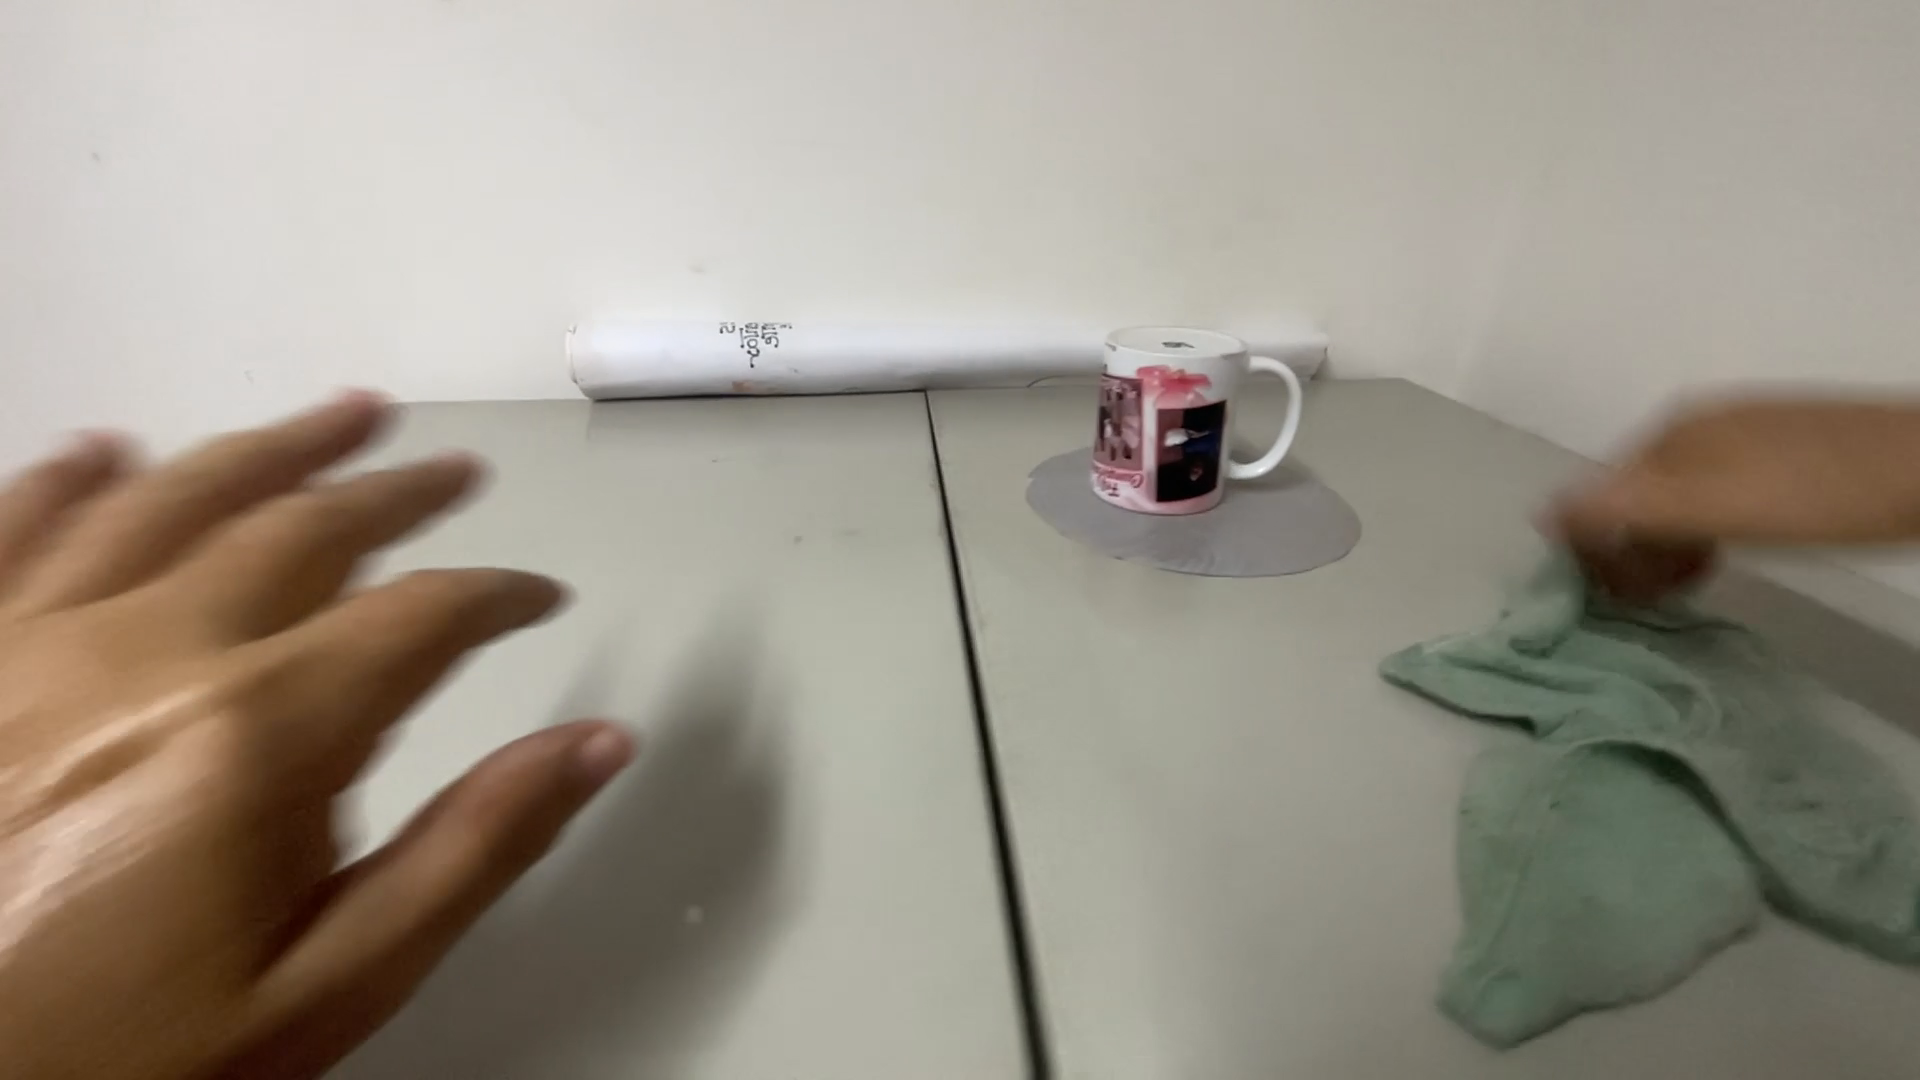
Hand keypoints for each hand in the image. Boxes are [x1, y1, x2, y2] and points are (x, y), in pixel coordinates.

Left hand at [0, 393, 633, 1079]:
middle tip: (460, 468)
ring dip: (273, 449)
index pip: (425, 616)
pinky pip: (4, 543)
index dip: (500, 594)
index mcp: (258, 730)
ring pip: (168, 503)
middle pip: (305, 530)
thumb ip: (483, 842)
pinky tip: (112, 451)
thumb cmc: (130, 1061)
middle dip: (402, 492)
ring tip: (346, 412)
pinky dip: (66, 486)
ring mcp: (11, 656)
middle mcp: (137, 661)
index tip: (541, 596)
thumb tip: (604, 742)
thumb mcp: (344, 976)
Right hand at [1549, 397, 1919, 600]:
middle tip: (1647, 594)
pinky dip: (1708, 529)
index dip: (1595, 544)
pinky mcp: (1790, 451)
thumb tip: (1535, 515)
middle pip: (1636, 493)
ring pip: (1677, 497)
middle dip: (1631, 545)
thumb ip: (1612, 509)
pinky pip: (1719, 495)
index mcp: (1667, 431)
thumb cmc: (1814, 495)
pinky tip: (1725, 551)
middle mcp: (1698, 425)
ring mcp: (1746, 434)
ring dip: (1667, 543)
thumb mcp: (1700, 507)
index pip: (1598, 492)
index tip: (1611, 591)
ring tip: (1684, 581)